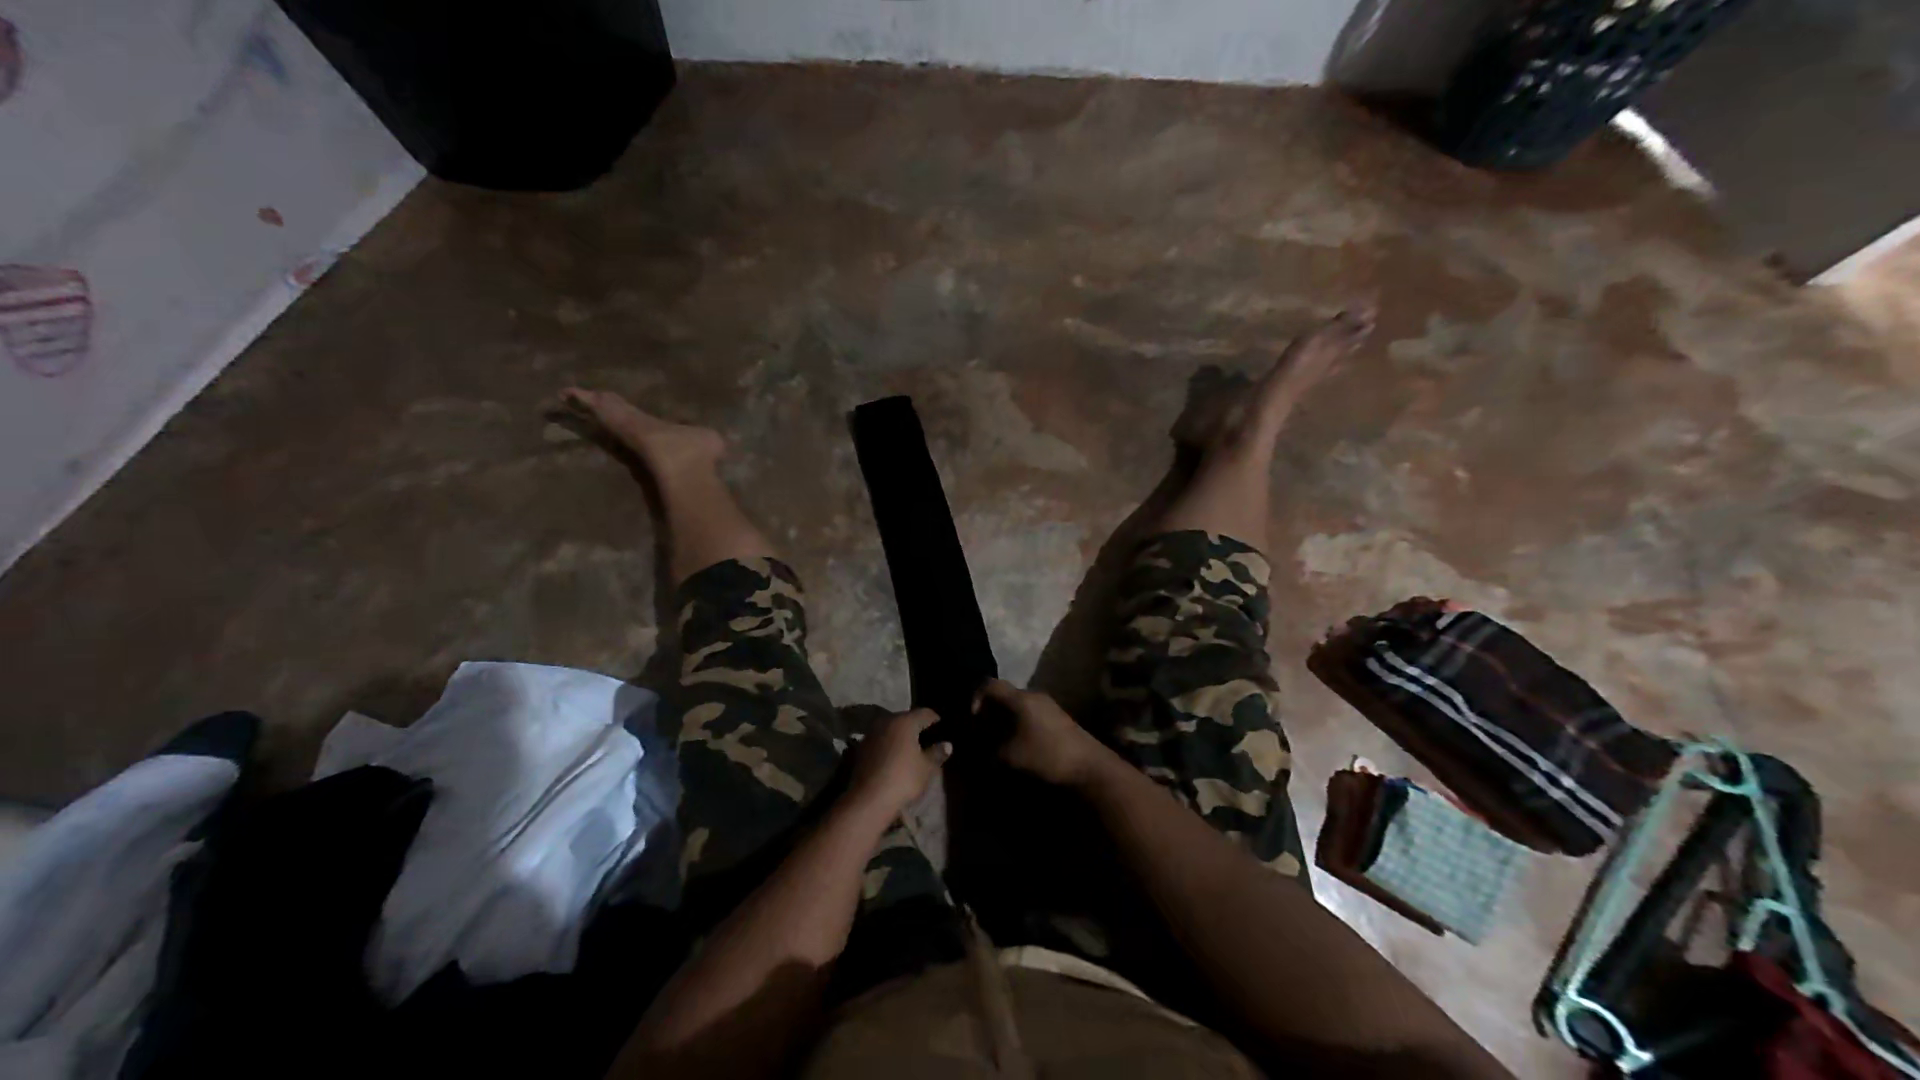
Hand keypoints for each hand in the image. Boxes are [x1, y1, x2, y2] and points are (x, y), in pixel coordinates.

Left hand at [848, 709, 950, 815]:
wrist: (868, 798)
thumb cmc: (903, 779)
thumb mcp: (926, 768)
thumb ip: (937, 753)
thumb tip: (947, 744)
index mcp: (905, 721)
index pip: (924, 713)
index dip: (934, 718)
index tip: (940, 724)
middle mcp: (886, 721)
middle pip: (905, 718)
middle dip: (915, 725)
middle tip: (926, 736)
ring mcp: (871, 733)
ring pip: (890, 728)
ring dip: (900, 734)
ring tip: (910, 746)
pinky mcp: (860, 747)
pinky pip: (880, 739)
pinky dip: (888, 744)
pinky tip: (893, 755)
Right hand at [976, 679, 1108, 787]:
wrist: (1089, 766)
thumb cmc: (1046, 756)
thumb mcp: (1010, 757)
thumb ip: (989, 750)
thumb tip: (980, 748)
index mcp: (1020, 698)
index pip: (989, 684)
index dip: (975, 698)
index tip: (972, 719)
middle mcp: (1034, 695)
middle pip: (1004, 694)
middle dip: (989, 711)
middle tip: (982, 732)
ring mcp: (1049, 706)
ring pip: (1018, 705)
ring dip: (1005, 719)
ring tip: (999, 741)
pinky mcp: (1058, 718)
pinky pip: (1030, 713)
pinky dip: (1019, 724)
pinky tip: (1019, 744)